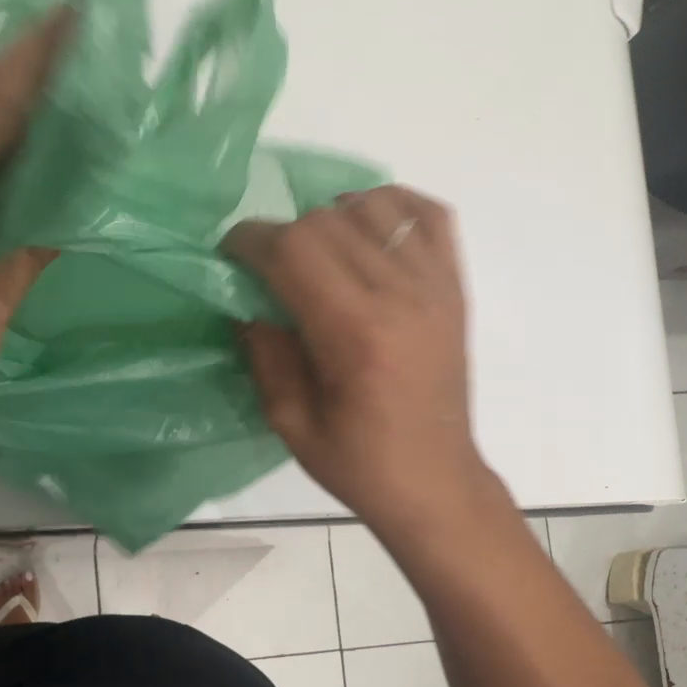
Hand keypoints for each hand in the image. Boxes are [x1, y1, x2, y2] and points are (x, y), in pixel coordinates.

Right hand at [224, 187, 491, 534]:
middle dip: (283, 234)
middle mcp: (401, 295)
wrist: (434, 480)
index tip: (231, 255)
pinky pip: (427, 214)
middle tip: (267, 268)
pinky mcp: (455, 285)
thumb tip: (247, 302)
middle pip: (327, 221)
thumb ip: (265, 353)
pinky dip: (389, 208)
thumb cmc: (357, 462)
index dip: (251, 240)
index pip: (295, 249)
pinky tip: (364, 232)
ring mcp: (435, 285)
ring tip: (316, 253)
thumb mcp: (290, 421)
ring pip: (374, 207)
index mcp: (355, 333)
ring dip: (331, 218)